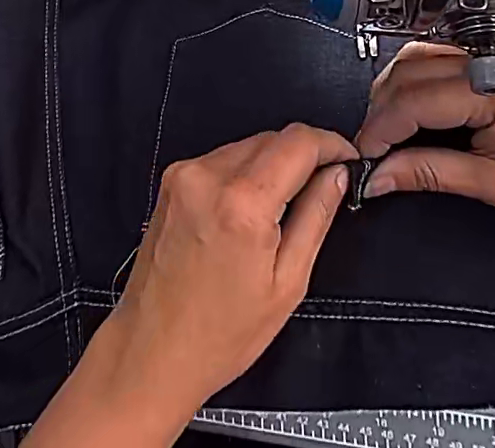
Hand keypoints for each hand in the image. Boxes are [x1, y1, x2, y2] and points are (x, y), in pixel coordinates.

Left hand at [33, 124, 354, 445]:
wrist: (147, 356)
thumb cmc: (220, 334)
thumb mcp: (288, 282)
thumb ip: (317, 215)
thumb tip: (338, 173)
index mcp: (242, 203)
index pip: (300, 141)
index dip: (332, 144)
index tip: (347, 158)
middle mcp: (209, 176)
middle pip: (276, 137)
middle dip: (306, 154)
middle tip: (324, 184)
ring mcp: (186, 174)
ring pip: (252, 143)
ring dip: (276, 161)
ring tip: (284, 203)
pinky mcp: (172, 180)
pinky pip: (226, 156)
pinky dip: (247, 170)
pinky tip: (250, 206)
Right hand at [357, 44, 494, 245]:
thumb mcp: (492, 185)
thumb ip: (429, 172)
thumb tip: (379, 176)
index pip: (416, 99)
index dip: (381, 128)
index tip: (362, 157)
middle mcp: (493, 58)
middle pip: (413, 71)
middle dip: (383, 109)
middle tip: (371, 149)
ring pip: (422, 58)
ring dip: (396, 90)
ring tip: (387, 132)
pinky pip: (442, 60)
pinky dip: (417, 82)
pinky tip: (412, 110)